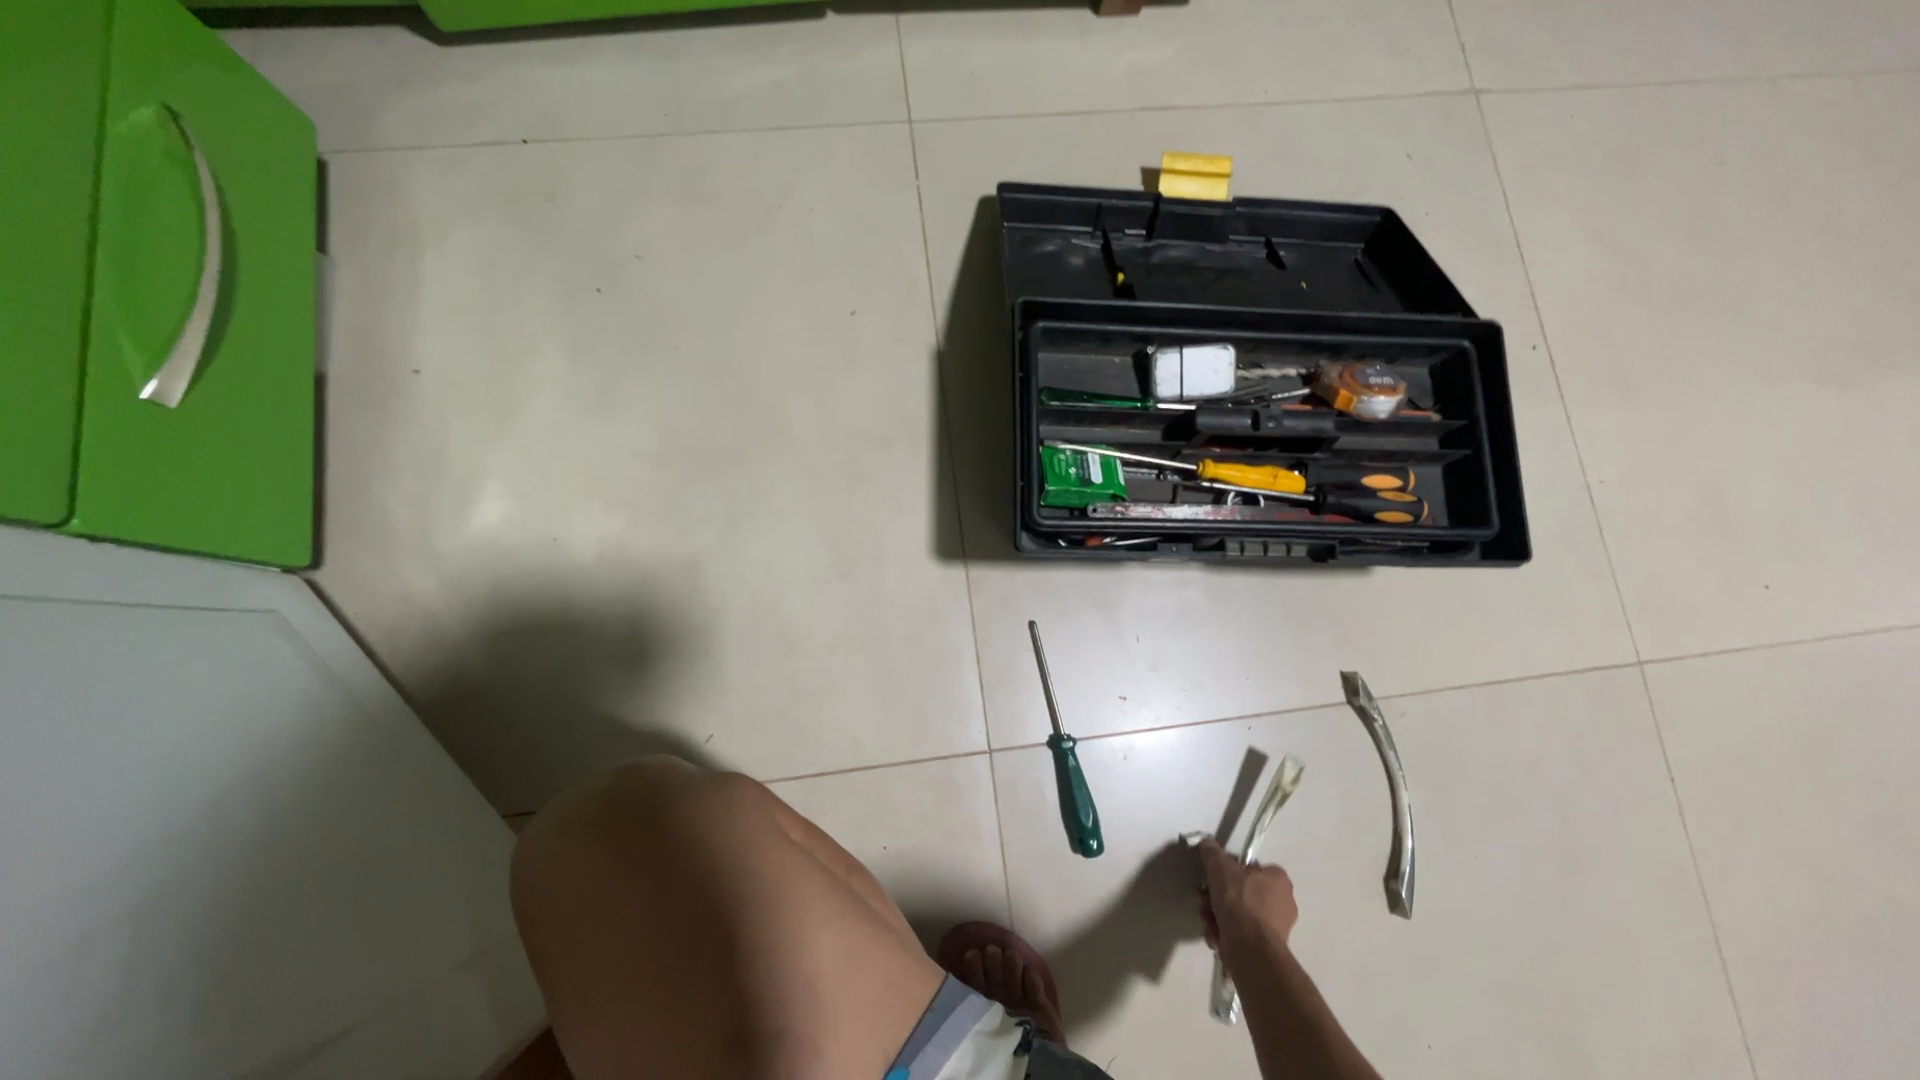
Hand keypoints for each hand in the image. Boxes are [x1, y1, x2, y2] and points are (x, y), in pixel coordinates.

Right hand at [1196, 836, 1298, 963]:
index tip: (1213, 879)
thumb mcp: (1220, 868)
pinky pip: (1242, 931)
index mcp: (1278, 879)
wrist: (1250, 949)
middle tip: (1205, 901)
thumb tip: (1206, 842)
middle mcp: (1283, 900)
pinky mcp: (1266, 945)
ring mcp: (1276, 925)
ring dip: (1217, 914)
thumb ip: (1211, 852)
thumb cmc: (1240, 903)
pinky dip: (1226, 931)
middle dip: (1217, 896)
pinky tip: (1215, 933)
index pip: (1249, 867)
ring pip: (1238, 912)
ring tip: (1208, 920)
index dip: (1227, 872)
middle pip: (1240, 891)